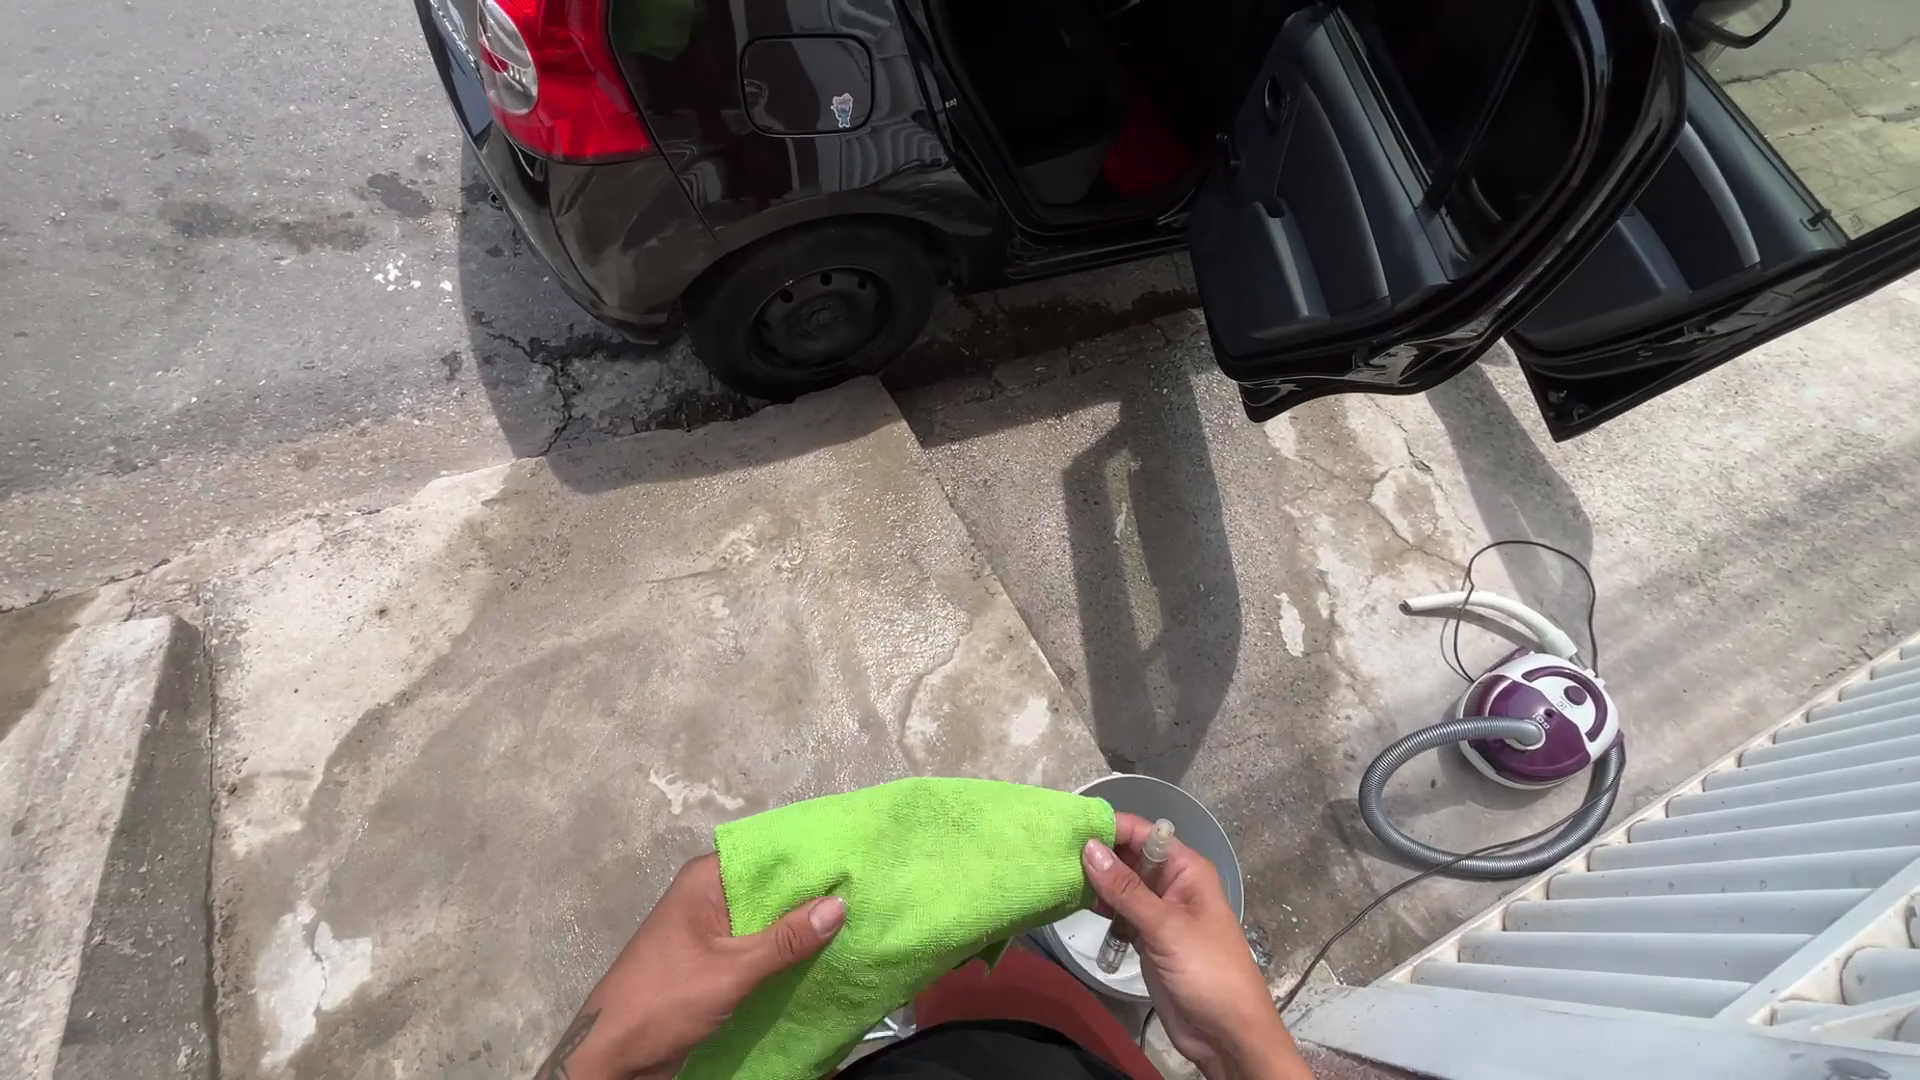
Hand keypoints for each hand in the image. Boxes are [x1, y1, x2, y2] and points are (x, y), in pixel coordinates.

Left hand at [535, 854, 845, 1079]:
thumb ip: (785, 940)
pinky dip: (783, 948)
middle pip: (769, 885)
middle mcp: (709, 894)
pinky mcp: (712, 959)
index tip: (851, 854)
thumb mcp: (730, 971)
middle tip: (862, 886)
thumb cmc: (663, 1000)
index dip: (808, 854)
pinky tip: (820, 949)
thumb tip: (840, 904)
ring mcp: (709, 928)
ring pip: (765, 917)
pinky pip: (756, 944)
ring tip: (853, 915)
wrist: (608, 1063)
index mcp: (705, 878)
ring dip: (799, 923)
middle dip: (810, 891)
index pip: (766, 852)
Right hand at [1083, 814, 1309, 1079]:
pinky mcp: (1147, 936)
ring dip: (1096, 880)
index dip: (1109, 827)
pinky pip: (1120, 910)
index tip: (1071, 829)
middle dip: (1097, 853)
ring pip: (1121, 883)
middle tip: (1056, 852)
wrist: (1229, 1038)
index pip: (1142, 834)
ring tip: (1060, 875)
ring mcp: (1158, 910)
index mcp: (1185, 869)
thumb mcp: (1165, 927)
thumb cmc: (1208, 972)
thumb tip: (1088, 847)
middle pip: (1128, 855)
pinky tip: (1076, 902)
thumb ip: (1125, 889)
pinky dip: (1101, 906)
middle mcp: (1171, 883)